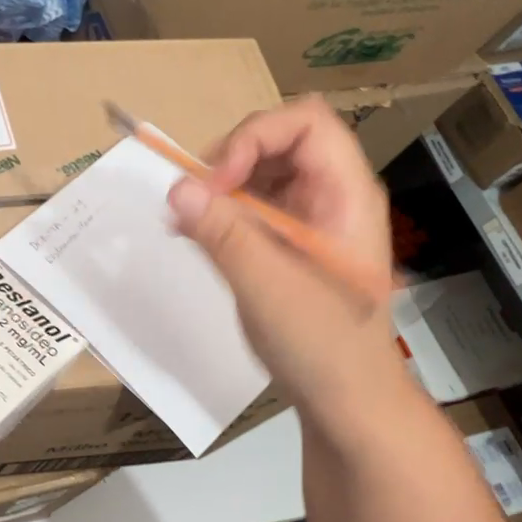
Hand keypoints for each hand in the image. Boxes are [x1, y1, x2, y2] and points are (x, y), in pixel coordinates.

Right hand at [167, 97, 403, 420]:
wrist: (345, 398)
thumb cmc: (321, 344)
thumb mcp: (267, 286)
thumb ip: (223, 233)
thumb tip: (175, 188)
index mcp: (345, 194)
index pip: (304, 124)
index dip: (252, 138)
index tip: (214, 183)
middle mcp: (331, 196)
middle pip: (279, 141)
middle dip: (230, 159)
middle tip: (193, 199)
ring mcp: (311, 221)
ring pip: (262, 173)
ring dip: (220, 187)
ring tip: (187, 219)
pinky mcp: (289, 246)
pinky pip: (253, 209)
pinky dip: (220, 213)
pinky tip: (195, 235)